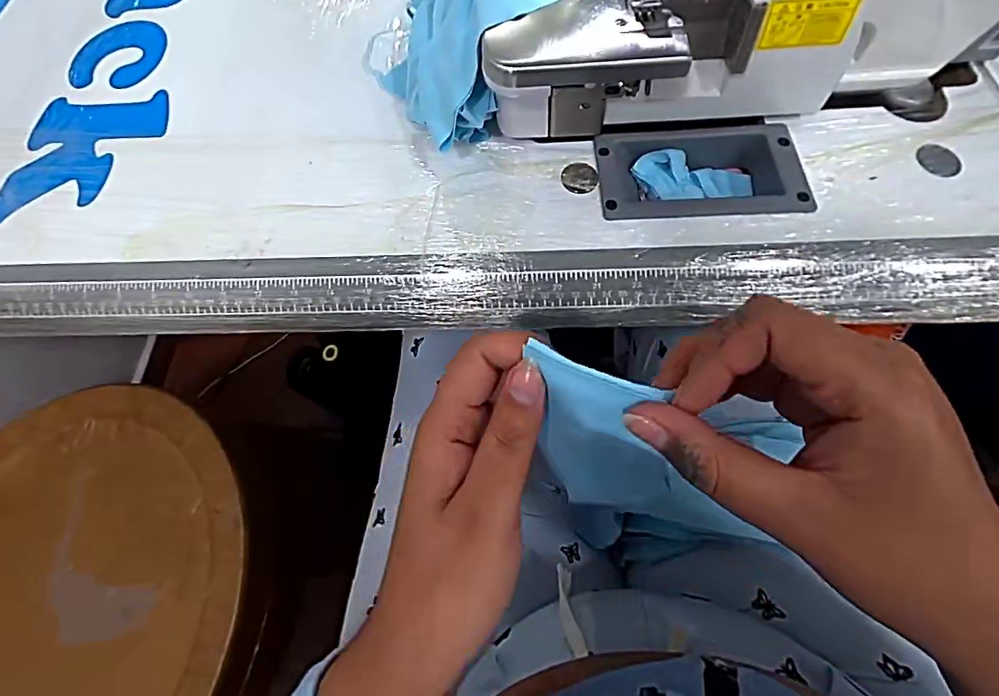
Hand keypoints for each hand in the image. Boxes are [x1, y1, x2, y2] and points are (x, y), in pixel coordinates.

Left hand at [322, 331, 544, 695]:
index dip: (516, 350)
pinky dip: (529, 424)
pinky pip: (502, 429)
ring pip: (496, 398)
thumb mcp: (487, 509)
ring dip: (533, 396)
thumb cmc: (449, 587)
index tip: (561, 371)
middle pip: (486, 371)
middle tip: (575, 393)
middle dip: (530, 368)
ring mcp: (460, 451)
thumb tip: (530, 372)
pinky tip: (555, 438)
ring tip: (573, 411)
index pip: (476, 356)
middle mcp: (448, 430)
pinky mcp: (474, 472)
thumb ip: (509, 438)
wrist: (422, 647)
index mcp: (442, 428)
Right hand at [622, 297, 998, 695]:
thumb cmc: (905, 569)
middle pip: (770, 326)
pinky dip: (750, 384)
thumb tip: (640, 420)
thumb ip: (713, 463)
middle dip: (711, 358)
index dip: (714, 356)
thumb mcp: (799, 518)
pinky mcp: (863, 390)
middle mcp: (876, 358)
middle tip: (669, 404)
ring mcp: (872, 371)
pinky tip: (724, 408)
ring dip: (725, 369)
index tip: (677, 407)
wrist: (989, 613)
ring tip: (687, 406)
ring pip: (775, 343)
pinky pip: (792, 368)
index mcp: (875, 379)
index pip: (772, 326)